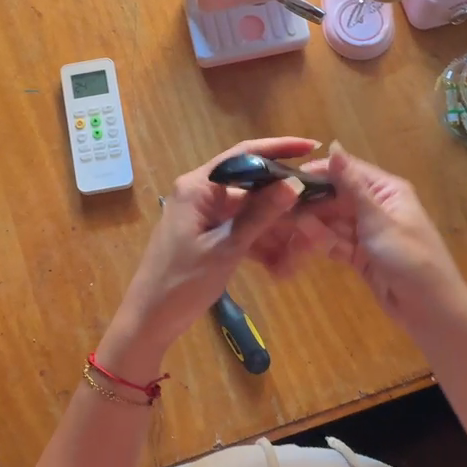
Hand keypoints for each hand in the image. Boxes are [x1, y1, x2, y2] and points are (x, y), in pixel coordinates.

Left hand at [99, 137, 319, 374]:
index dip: (279, 148)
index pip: (243, 155)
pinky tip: (282, 261)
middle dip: (282, 199)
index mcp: (198, 187)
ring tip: (303, 243)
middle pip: (251, 184)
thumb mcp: (226, 248)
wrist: (149, 319)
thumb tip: (294, 184)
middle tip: (316, 207)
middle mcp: (200, 193)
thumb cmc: (182, 282)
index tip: (312, 146)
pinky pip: (241, 229)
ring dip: (274, 227)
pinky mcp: (207, 235)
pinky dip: (260, 242)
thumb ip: (259, 215)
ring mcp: (203, 215)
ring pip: (249, 210)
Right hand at [295, 143, 466, 328]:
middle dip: (312, 202)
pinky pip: (336, 242)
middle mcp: (376, 207)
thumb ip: (351, 185)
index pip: (348, 171)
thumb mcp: (378, 219)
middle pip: (337, 197)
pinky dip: (322, 242)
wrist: (429, 308)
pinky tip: (302, 241)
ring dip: (314, 224)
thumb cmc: (410, 257)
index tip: (288, 176)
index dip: (319, 171)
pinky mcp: (360, 255)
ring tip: (287, 225)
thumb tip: (333, 145)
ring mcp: (367, 232)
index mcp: (387, 191)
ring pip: (333, 221)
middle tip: (281, 206)